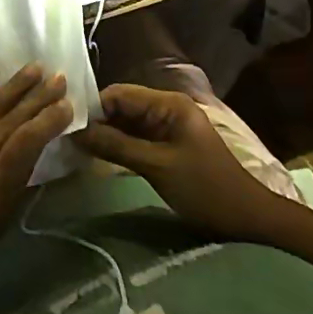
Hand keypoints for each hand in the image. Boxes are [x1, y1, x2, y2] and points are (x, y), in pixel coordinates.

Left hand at [0, 64, 74, 295]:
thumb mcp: (7, 212)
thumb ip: (19, 170)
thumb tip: (38, 132)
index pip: (24, 144)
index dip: (47, 121)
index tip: (67, 104)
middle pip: (6, 123)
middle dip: (35, 98)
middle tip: (57, 78)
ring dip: (11, 88)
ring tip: (33, 68)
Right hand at [73, 84, 289, 241]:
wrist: (247, 220)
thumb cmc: (205, 188)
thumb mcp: (157, 166)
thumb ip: (116, 146)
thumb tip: (76, 132)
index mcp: (169, 103)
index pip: (120, 93)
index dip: (93, 107)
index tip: (66, 126)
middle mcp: (167, 108)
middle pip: (122, 106)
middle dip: (97, 121)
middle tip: (66, 139)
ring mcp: (168, 127)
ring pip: (127, 123)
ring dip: (106, 134)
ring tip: (76, 148)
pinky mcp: (167, 145)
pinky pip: (136, 138)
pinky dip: (118, 146)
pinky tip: (98, 156)